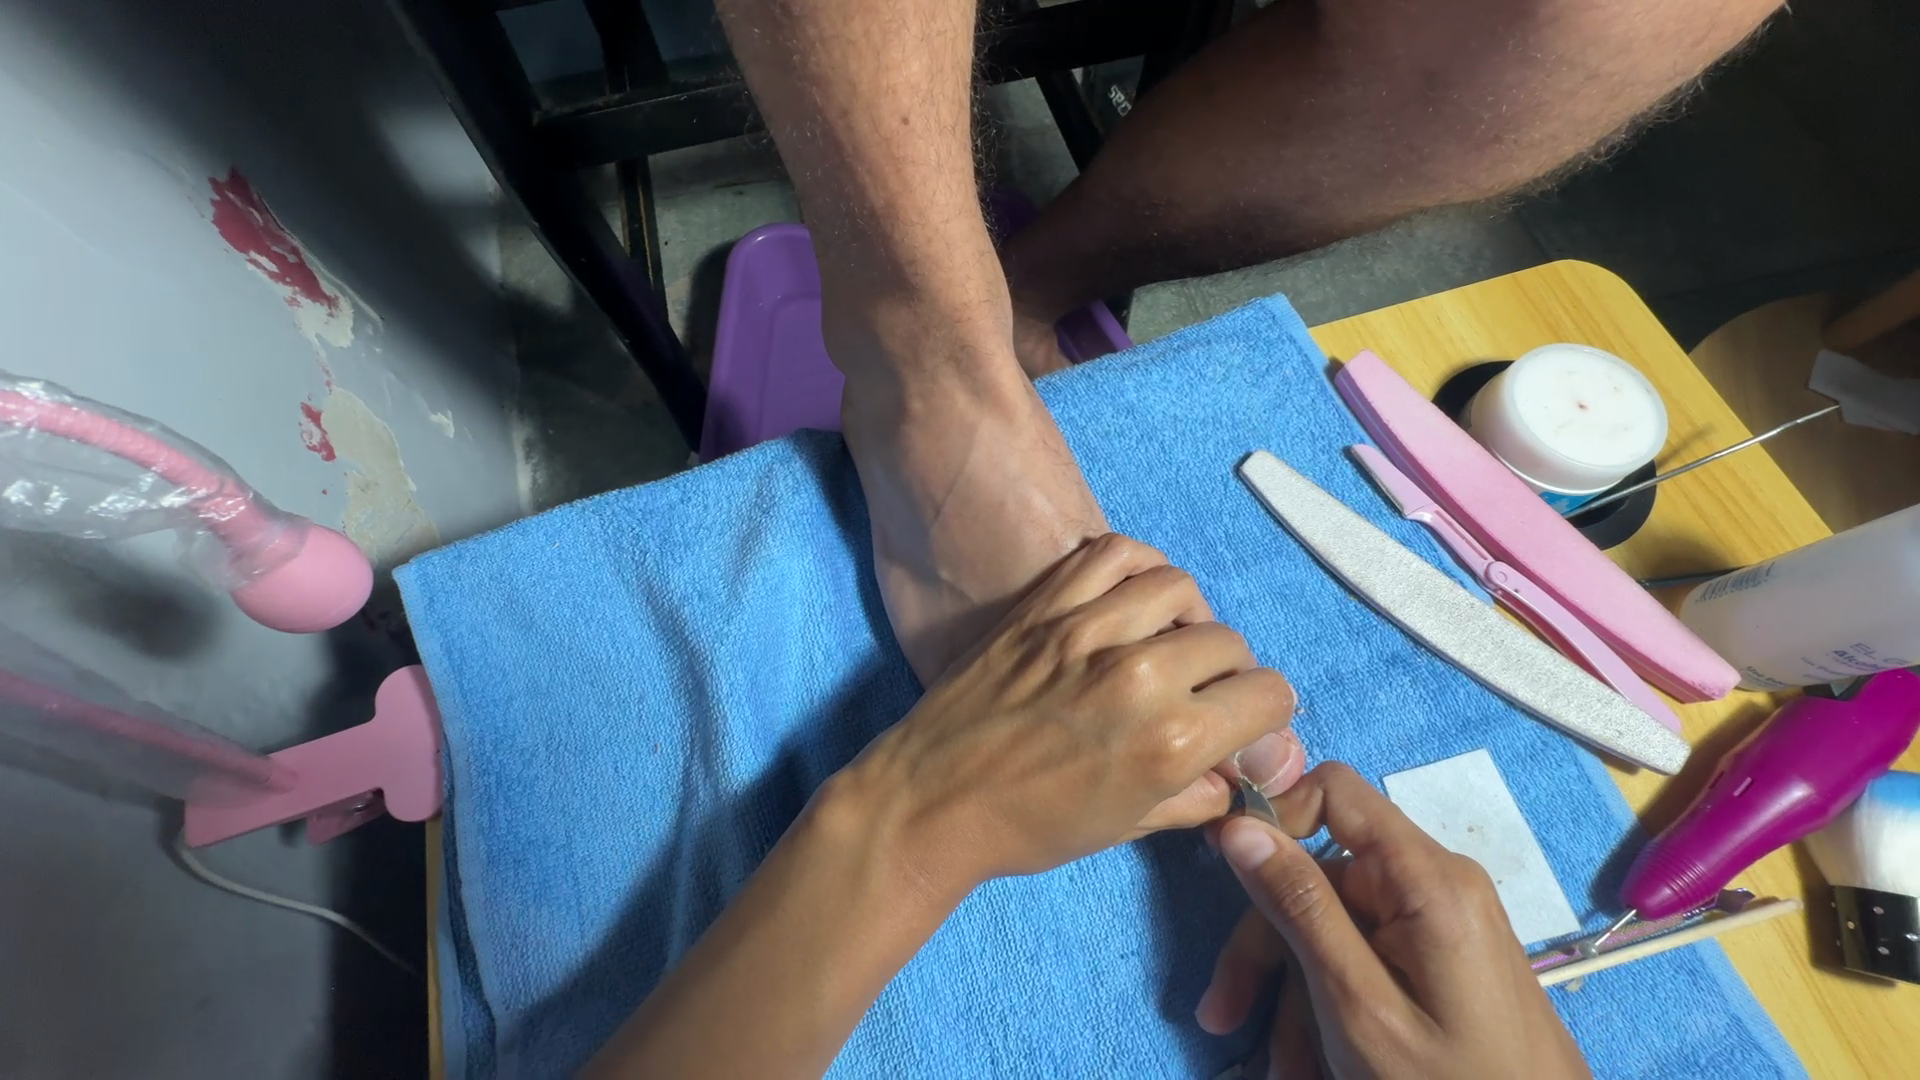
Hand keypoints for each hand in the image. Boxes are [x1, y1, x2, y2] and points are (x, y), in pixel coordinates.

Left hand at [835, 532, 1299, 895]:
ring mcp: (1085, 630)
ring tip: (1166, 637)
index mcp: (1168, 743)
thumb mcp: (1127, 826)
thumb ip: (1197, 795)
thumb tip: (1236, 774)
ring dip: (1188, 615)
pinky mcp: (1043, 604)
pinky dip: (1138, 566)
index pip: (1268, 696)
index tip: (1241, 722)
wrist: (932, 799)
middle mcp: (1138, 676)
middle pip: (1228, 642)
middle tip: (1199, 690)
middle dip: (1229, 672)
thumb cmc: (1028, 827)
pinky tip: (1131, 593)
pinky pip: (1112, 553)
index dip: (1266, 714)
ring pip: (1178, 588)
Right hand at [1198, 764, 1590, 1079]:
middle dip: (1266, 946)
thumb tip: (1238, 823)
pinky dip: (1326, 1001)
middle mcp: (1434, 882)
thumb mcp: (1359, 1006)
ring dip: (1291, 991)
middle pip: (1317, 875)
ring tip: (1282, 1068)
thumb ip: (1299, 905)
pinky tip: (1311, 1063)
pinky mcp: (1437, 955)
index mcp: (1426, 877)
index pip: (1333, 789)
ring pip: (1329, 923)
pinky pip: (1359, 953)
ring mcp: (1436, 920)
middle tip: (1223, 1014)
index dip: (1275, 815)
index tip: (1225, 867)